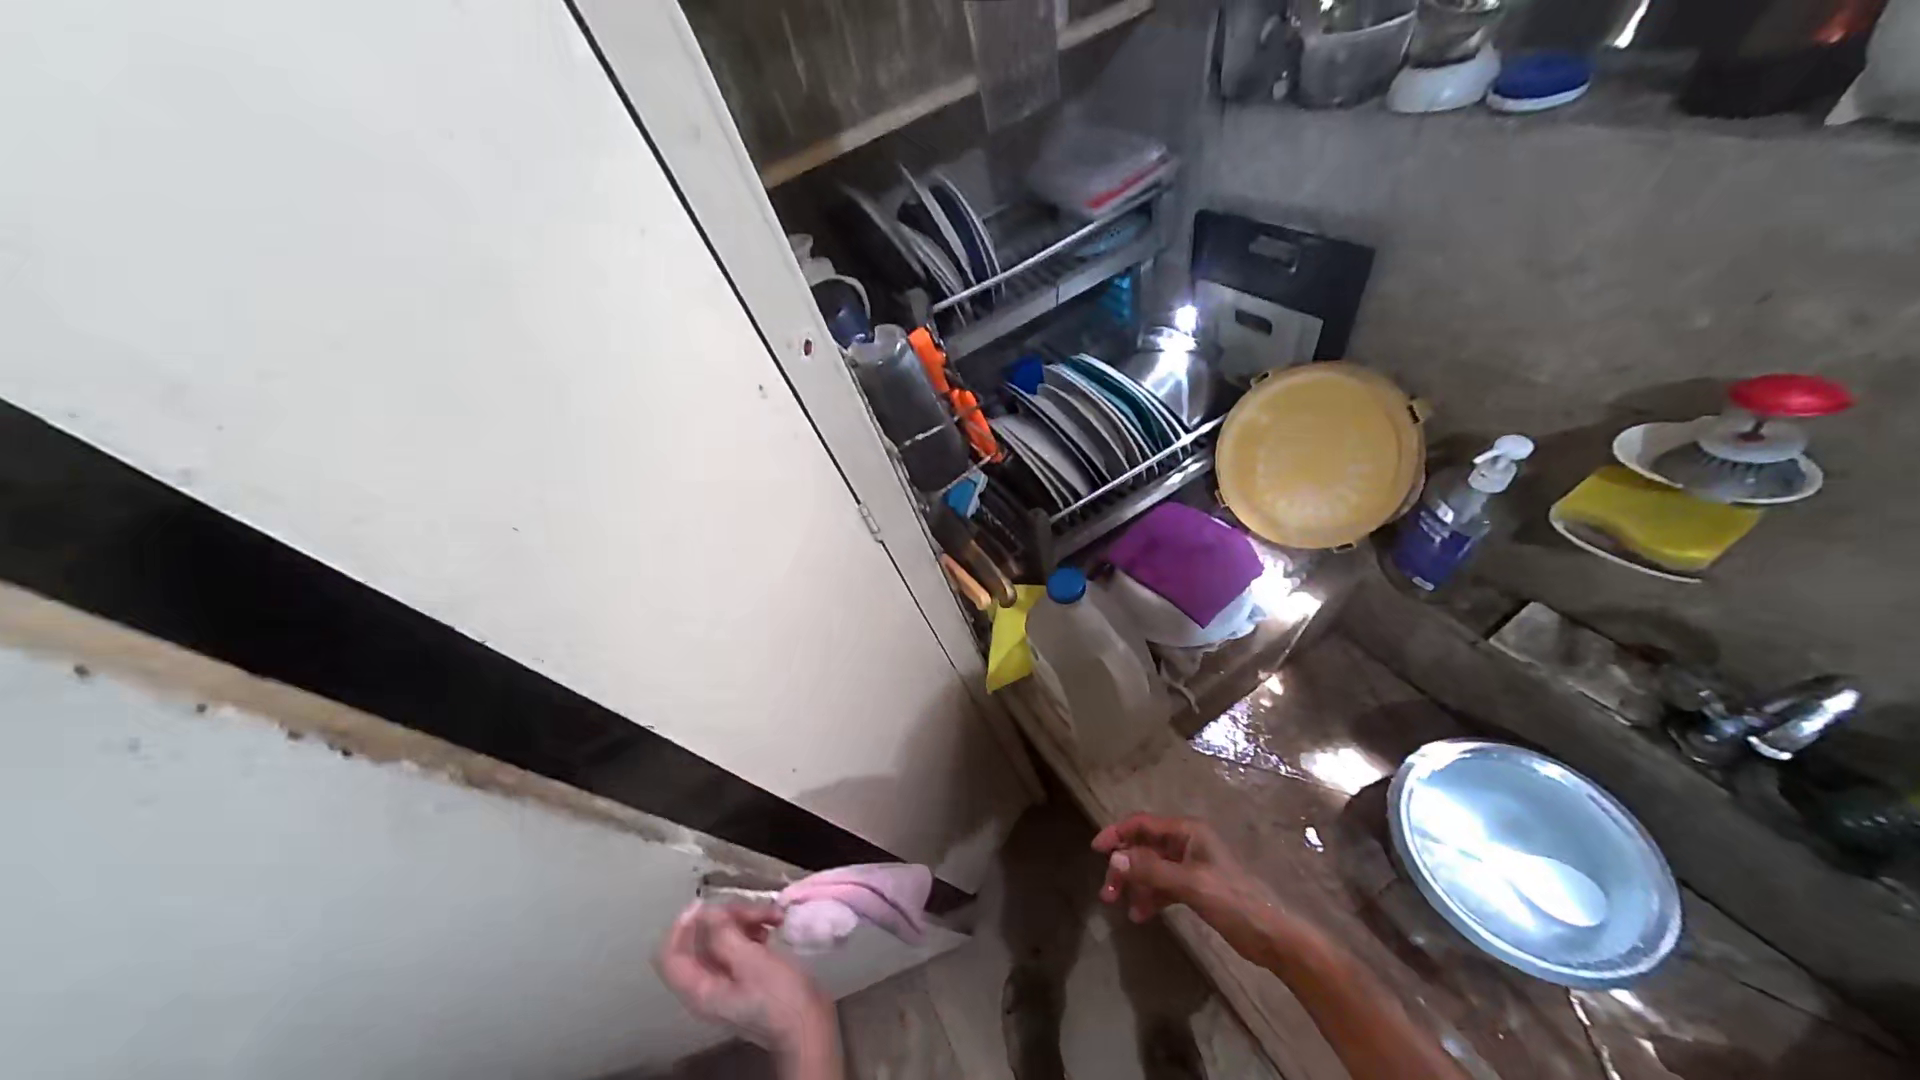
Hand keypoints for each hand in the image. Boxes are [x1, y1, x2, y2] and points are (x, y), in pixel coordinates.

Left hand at [656, 902, 834, 1057]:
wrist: (809, 1024)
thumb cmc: (779, 995)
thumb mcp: (751, 961)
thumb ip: (724, 935)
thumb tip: (707, 912)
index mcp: (701, 989)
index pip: (671, 956)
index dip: (682, 926)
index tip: (706, 903)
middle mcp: (709, 986)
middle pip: (702, 942)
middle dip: (726, 918)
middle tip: (755, 909)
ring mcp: (729, 981)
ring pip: (725, 939)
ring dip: (746, 921)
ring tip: (773, 916)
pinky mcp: (748, 975)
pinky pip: (741, 945)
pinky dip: (754, 931)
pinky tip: (774, 925)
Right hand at [1092, 814, 1286, 962]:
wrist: (1274, 937)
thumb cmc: (1234, 901)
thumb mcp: (1190, 884)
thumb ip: (1152, 871)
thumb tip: (1115, 859)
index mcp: (1188, 832)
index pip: (1143, 824)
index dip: (1117, 834)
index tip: (1096, 850)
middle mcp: (1187, 843)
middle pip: (1144, 847)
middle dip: (1124, 866)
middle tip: (1107, 892)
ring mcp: (1191, 865)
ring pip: (1151, 868)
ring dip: (1135, 884)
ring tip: (1120, 906)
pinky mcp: (1195, 887)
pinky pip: (1163, 885)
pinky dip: (1150, 897)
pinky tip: (1141, 915)